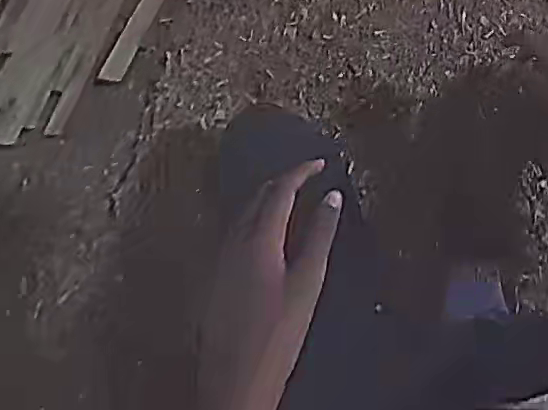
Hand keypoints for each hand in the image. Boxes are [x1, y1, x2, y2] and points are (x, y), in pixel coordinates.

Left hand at [198, 160, 342, 409]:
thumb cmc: (277, 335)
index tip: (321, 162)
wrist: (234, 385)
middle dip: (284, 180)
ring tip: (292, 198)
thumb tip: (332, 197)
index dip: (302, 170)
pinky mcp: (215, 276)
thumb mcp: (308, 282)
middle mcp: (234, 241)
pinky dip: (256, 216)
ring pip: (245, 211)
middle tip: (308, 177)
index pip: (281, 188)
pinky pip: (236, 229)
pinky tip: (268, 232)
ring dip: (268, 196)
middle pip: (259, 195)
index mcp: (258, 238)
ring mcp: (221, 259)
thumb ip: (320, 234)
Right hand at [508, 29, 547, 144]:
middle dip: (525, 49)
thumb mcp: (540, 90)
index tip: (502, 44)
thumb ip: (521, 76)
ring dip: (539, 56)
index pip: (525, 36)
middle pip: (539, 41)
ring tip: (531, 71)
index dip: (512, 39)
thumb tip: (506, 66)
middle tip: (515, 60)